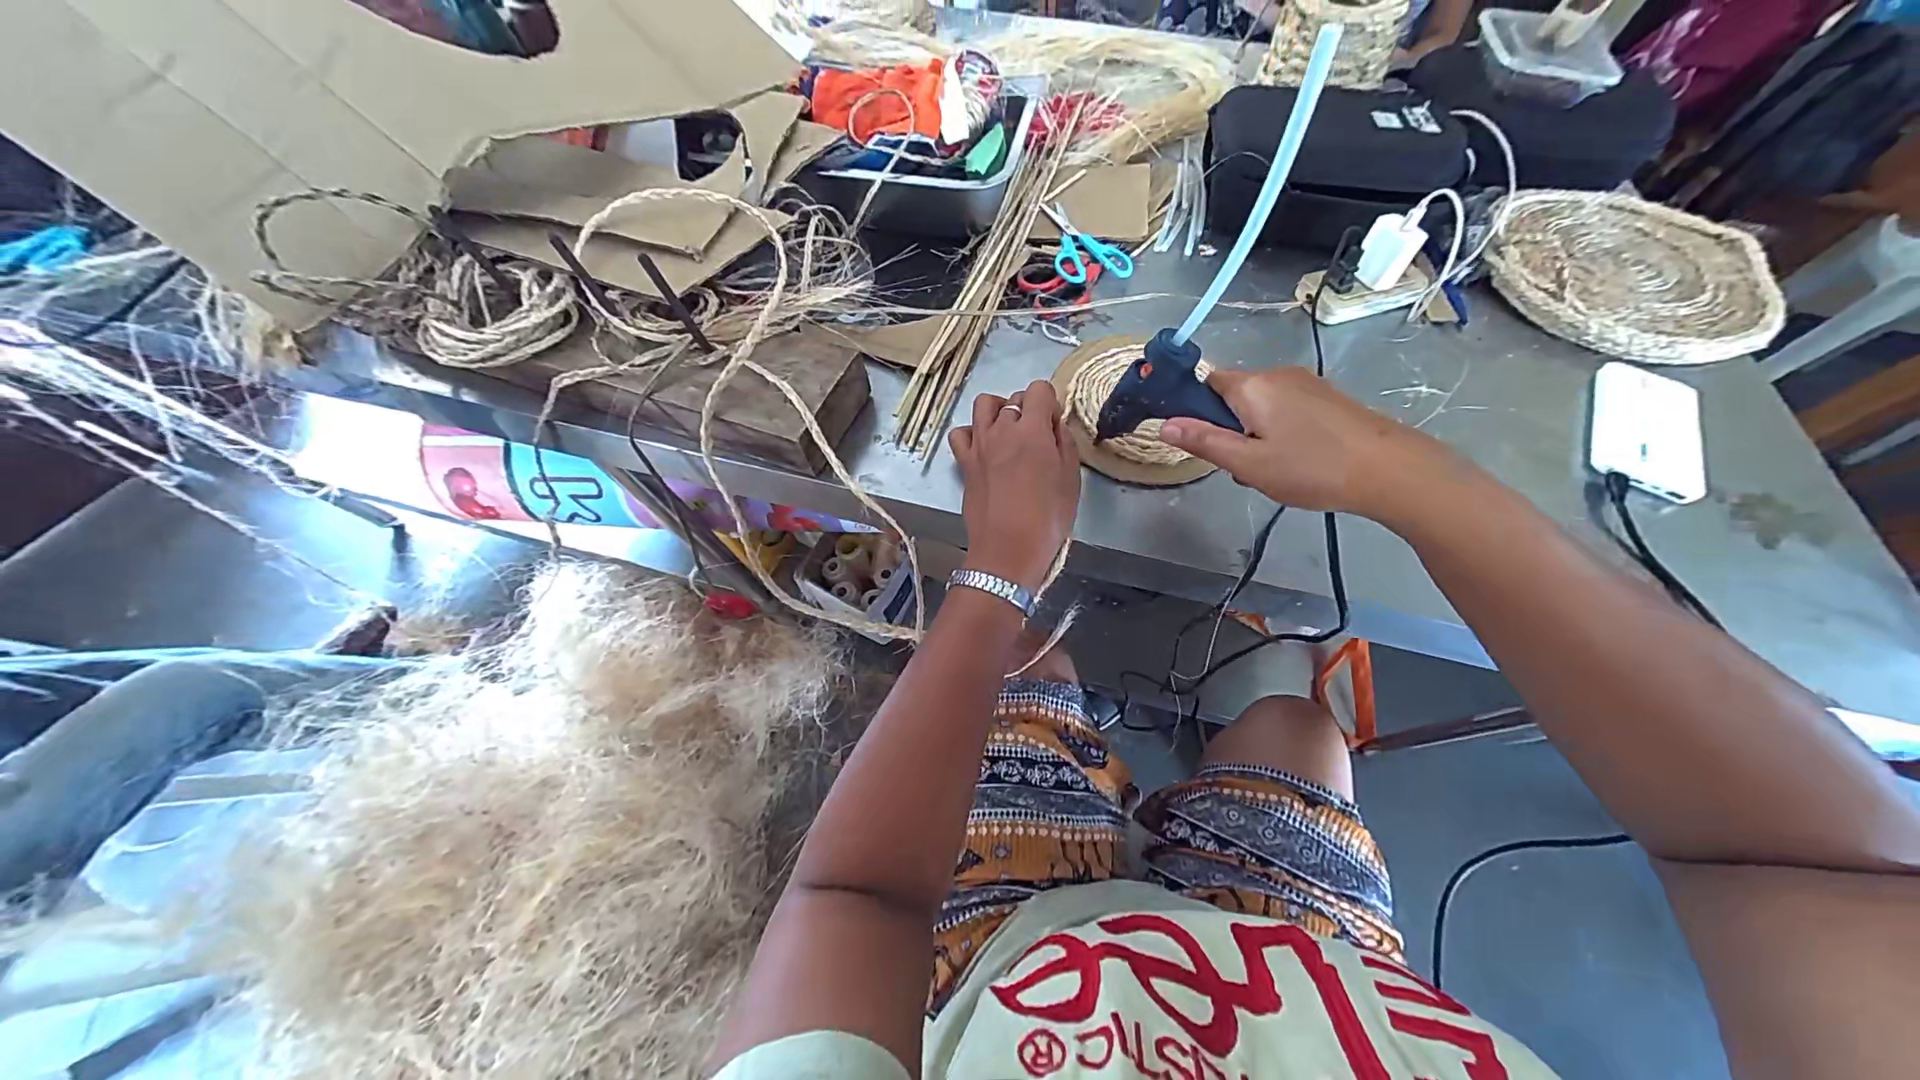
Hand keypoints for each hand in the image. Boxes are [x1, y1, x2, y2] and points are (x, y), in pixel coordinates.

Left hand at [948, 380, 1079, 589]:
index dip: (1049, 403)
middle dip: (1028, 410)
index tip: (1054, 425)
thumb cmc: (1047, 519)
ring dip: (999, 410)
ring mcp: (979, 445)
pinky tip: (985, 448)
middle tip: (1037, 437)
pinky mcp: (964, 463)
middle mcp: (1002, 430)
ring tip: (1009, 432)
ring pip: (984, 405)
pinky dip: (972, 433)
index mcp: (1033, 430)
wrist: (1007, 550)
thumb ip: (1064, 444)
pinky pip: (961, 433)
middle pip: (1013, 398)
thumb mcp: (1071, 480)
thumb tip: (1055, 425)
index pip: (1039, 390)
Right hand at [1158, 367, 1460, 522]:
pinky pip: (1285, 409)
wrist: (1389, 470)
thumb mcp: (1247, 463)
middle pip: (1233, 395)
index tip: (1202, 442)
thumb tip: (1165, 425)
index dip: (1196, 409)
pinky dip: (1279, 431)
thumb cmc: (1311, 468)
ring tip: (1272, 469)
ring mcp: (1306, 384)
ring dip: (1254, 433)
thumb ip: (1204, 442)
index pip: (1206, 382)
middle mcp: (1277, 375)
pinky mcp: (1327, 397)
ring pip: (1260, 405)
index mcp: (1252, 386)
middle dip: (1228, 428)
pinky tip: (1296, 460)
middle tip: (1242, 466)